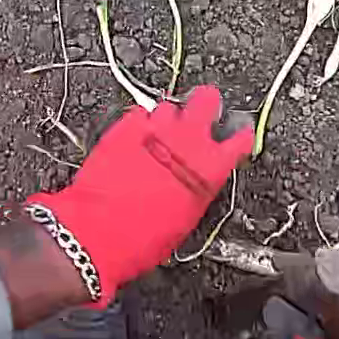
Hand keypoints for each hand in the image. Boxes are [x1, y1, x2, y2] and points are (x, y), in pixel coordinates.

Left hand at [32, 86, 251, 304]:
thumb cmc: (144, 238)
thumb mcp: (187, 218)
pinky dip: (139, 124)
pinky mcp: (126, 125)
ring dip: (168, 118)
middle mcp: (188, 140)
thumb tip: (195, 182)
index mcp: (210, 168)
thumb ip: (197, 188)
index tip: (236, 137)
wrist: (99, 231)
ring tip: (160, 134)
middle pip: (207, 101)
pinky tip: (135, 139)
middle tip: (201, 111)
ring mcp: (156, 128)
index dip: (239, 138)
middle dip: (206, 103)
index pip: (239, 140)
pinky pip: (139, 114)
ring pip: (170, 106)